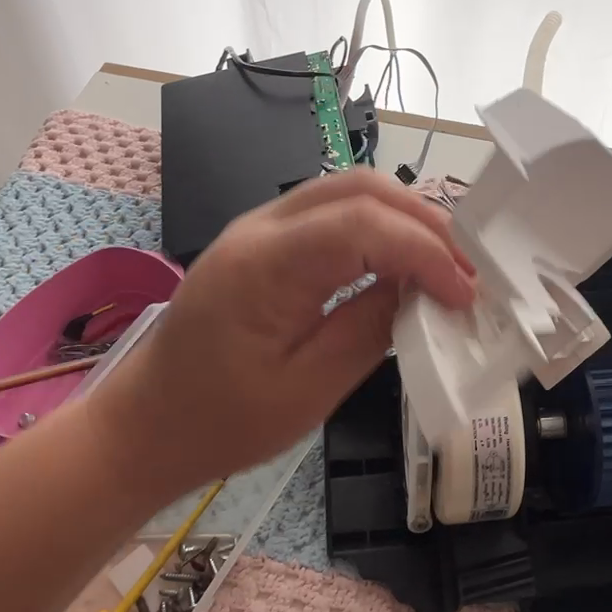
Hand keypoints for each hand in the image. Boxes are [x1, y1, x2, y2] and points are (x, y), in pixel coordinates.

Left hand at [91, 169, 475, 493]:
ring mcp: (258, 227)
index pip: (363, 225)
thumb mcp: (307, 391)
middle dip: (424, 221)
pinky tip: (400, 261)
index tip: (465, 294)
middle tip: (466, 270)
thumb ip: (369, 330)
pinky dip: (377, 226)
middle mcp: (260, 227)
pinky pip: (330, 212)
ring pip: (347, 190)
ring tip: (444, 264)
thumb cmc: (220, 421)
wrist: (145, 423)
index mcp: (265, 266)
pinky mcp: (263, 241)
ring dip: (404, 218)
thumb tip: (422, 290)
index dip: (426, 251)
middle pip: (359, 188)